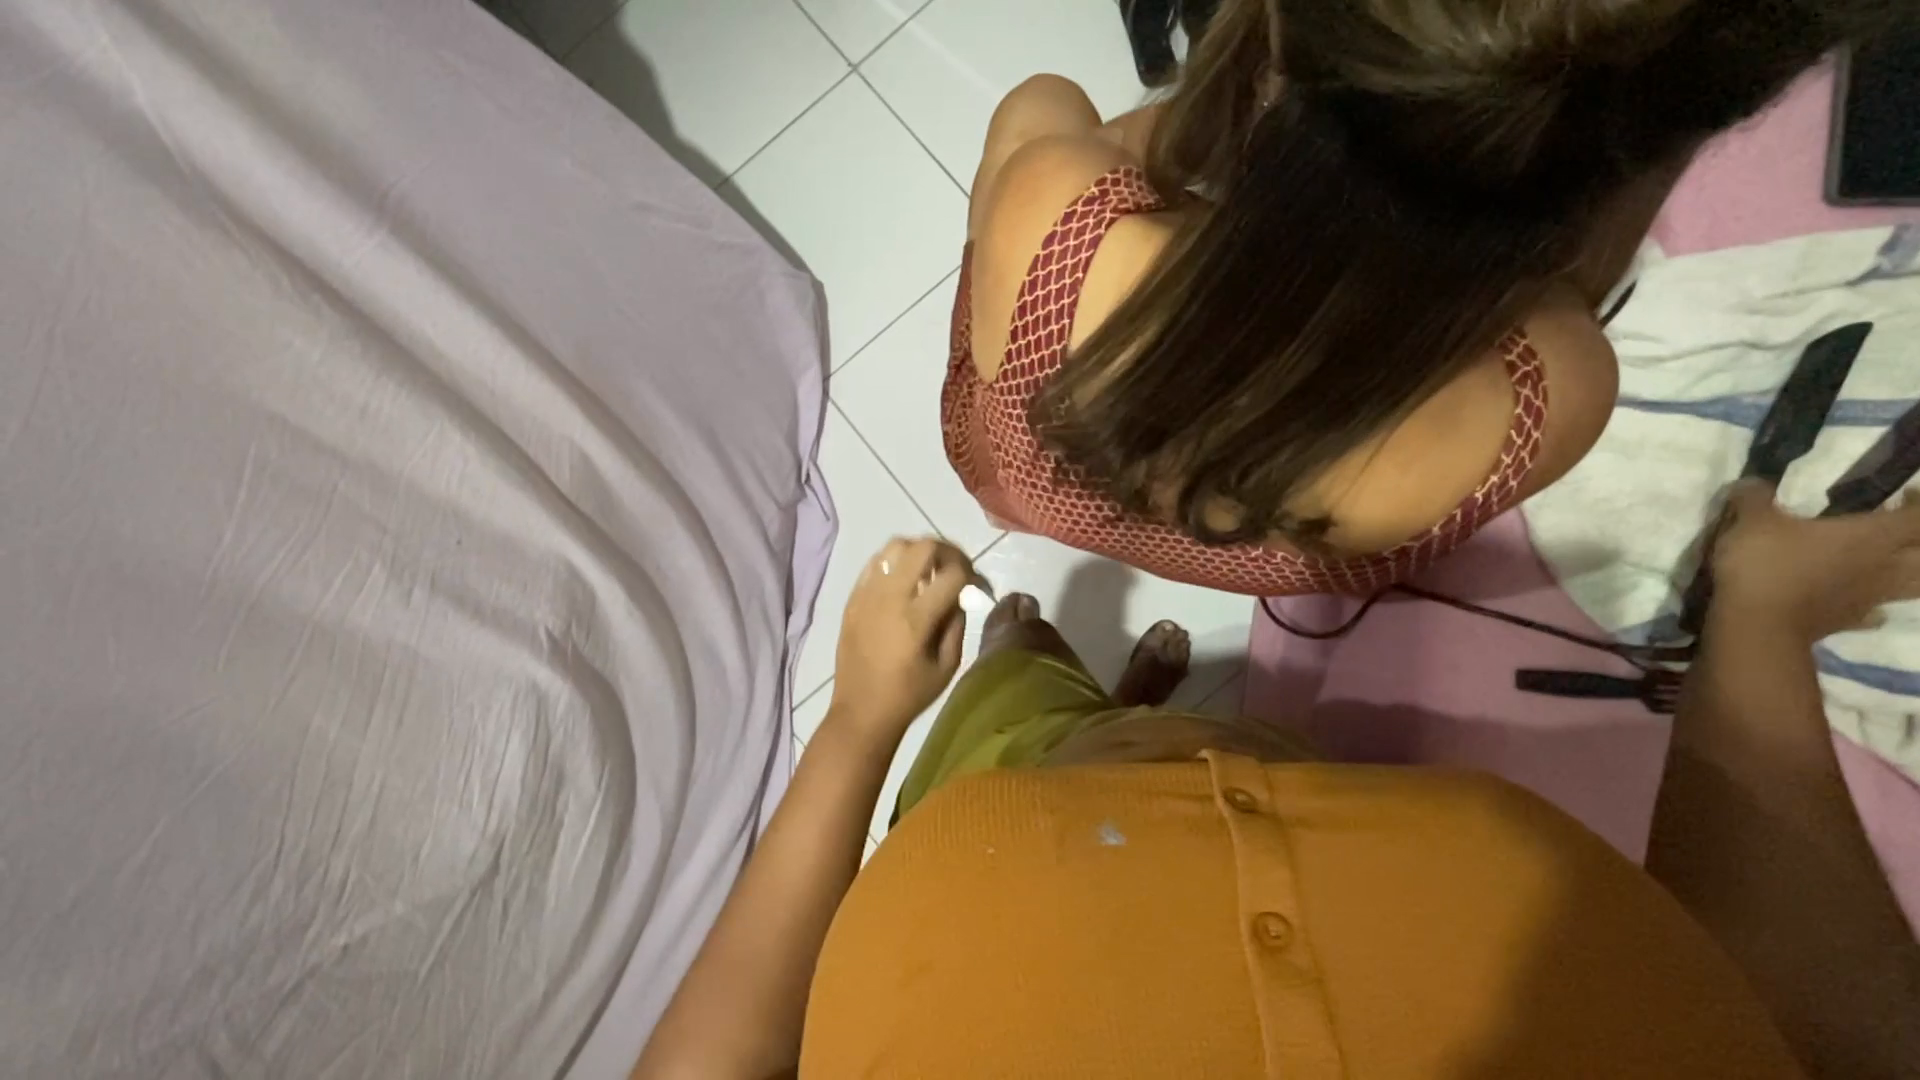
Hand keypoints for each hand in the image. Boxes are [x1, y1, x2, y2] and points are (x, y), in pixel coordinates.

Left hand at [827, 537, 971, 740]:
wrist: (861, 710)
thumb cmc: (910, 694)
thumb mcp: (947, 665)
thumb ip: (956, 624)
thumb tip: (959, 594)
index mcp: (916, 619)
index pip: (953, 574)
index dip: (974, 574)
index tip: (978, 586)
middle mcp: (889, 598)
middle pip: (923, 546)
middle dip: (949, 551)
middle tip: (957, 569)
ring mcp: (867, 594)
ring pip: (895, 545)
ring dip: (919, 552)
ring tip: (930, 571)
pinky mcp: (853, 598)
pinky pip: (874, 562)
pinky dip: (894, 562)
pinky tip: (904, 580)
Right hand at [1709, 480, 1919, 642]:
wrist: (1758, 622)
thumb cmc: (1764, 565)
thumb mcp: (1750, 521)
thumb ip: (1755, 498)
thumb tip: (1752, 483)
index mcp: (1873, 536)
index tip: (1905, 494)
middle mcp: (1885, 566)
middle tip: (1903, 533)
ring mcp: (1871, 597)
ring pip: (1916, 586)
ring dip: (1914, 576)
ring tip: (1894, 567)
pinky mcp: (1850, 620)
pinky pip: (1875, 614)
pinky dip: (1876, 609)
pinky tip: (1864, 606)